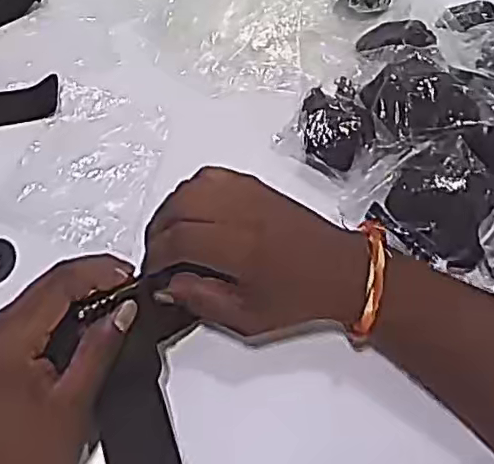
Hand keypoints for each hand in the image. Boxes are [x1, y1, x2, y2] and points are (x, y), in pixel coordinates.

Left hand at [0, 255, 139, 463]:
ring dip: (82, 295)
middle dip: (93, 278)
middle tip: (128, 284)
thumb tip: (121, 310)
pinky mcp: (5, 360)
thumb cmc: (15, 460)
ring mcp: (1, 344)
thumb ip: (99, 349)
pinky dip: (69, 316)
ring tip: (117, 303)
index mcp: (12, 331)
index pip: (62, 279)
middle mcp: (2, 330)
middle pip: (53, 283)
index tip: (129, 275)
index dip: (100, 271)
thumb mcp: (71, 404)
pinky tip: (91, 329)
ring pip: (48, 299)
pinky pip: (41, 320)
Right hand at [144, 166, 366, 338]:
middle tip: (156, 250)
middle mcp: (240, 213)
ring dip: (171, 208)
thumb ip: (202, 300)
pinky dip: (192, 190)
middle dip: (158, 230)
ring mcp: (246, 192)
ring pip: (190, 187)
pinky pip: (209, 175)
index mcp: (239, 249)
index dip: (157, 255)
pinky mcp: (252, 183)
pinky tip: (192, 208)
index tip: (154, 269)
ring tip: (170, 231)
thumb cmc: (301, 295)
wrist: (340, 270)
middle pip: (178, 208)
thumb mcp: (248, 318)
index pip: (179, 240)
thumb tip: (169, 288)